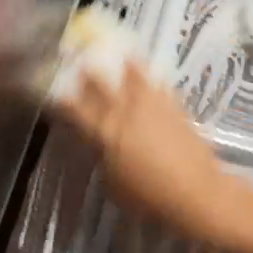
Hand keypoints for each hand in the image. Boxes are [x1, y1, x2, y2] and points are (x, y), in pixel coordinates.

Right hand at [49, 62, 242, 237]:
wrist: (196, 192)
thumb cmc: (149, 198)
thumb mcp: (114, 184)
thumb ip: (104, 159)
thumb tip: (101, 146)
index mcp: (105, 132)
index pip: (76, 109)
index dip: (63, 97)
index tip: (56, 88)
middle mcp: (126, 112)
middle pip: (103, 85)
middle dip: (90, 72)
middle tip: (83, 61)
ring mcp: (153, 106)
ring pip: (136, 77)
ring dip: (128, 66)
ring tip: (124, 55)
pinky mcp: (176, 108)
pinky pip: (161, 87)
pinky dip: (154, 80)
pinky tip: (153, 76)